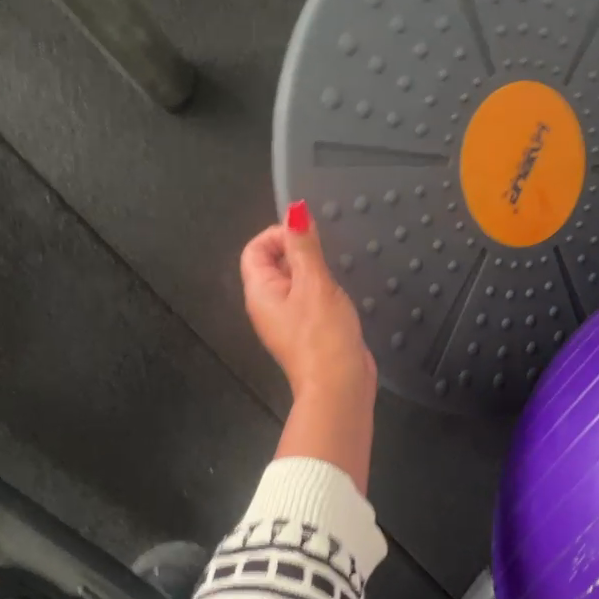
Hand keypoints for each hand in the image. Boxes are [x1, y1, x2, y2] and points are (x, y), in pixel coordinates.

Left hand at [240, 203, 376, 403]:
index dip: (277, 235)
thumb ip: (304, 246)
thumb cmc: (323, 334)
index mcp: (260, 291)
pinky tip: (343, 295)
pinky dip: (324, 291)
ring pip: (296, 282)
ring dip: (315, 271)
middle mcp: (268, 305)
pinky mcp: (309, 331)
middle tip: (326, 253)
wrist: (339, 387)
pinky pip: (310, 300)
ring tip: (336, 273)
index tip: (307, 236)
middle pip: (275, 263)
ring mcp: (288, 320)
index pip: (255, 249)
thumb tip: (295, 211)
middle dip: (299, 251)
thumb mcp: (315, 283)